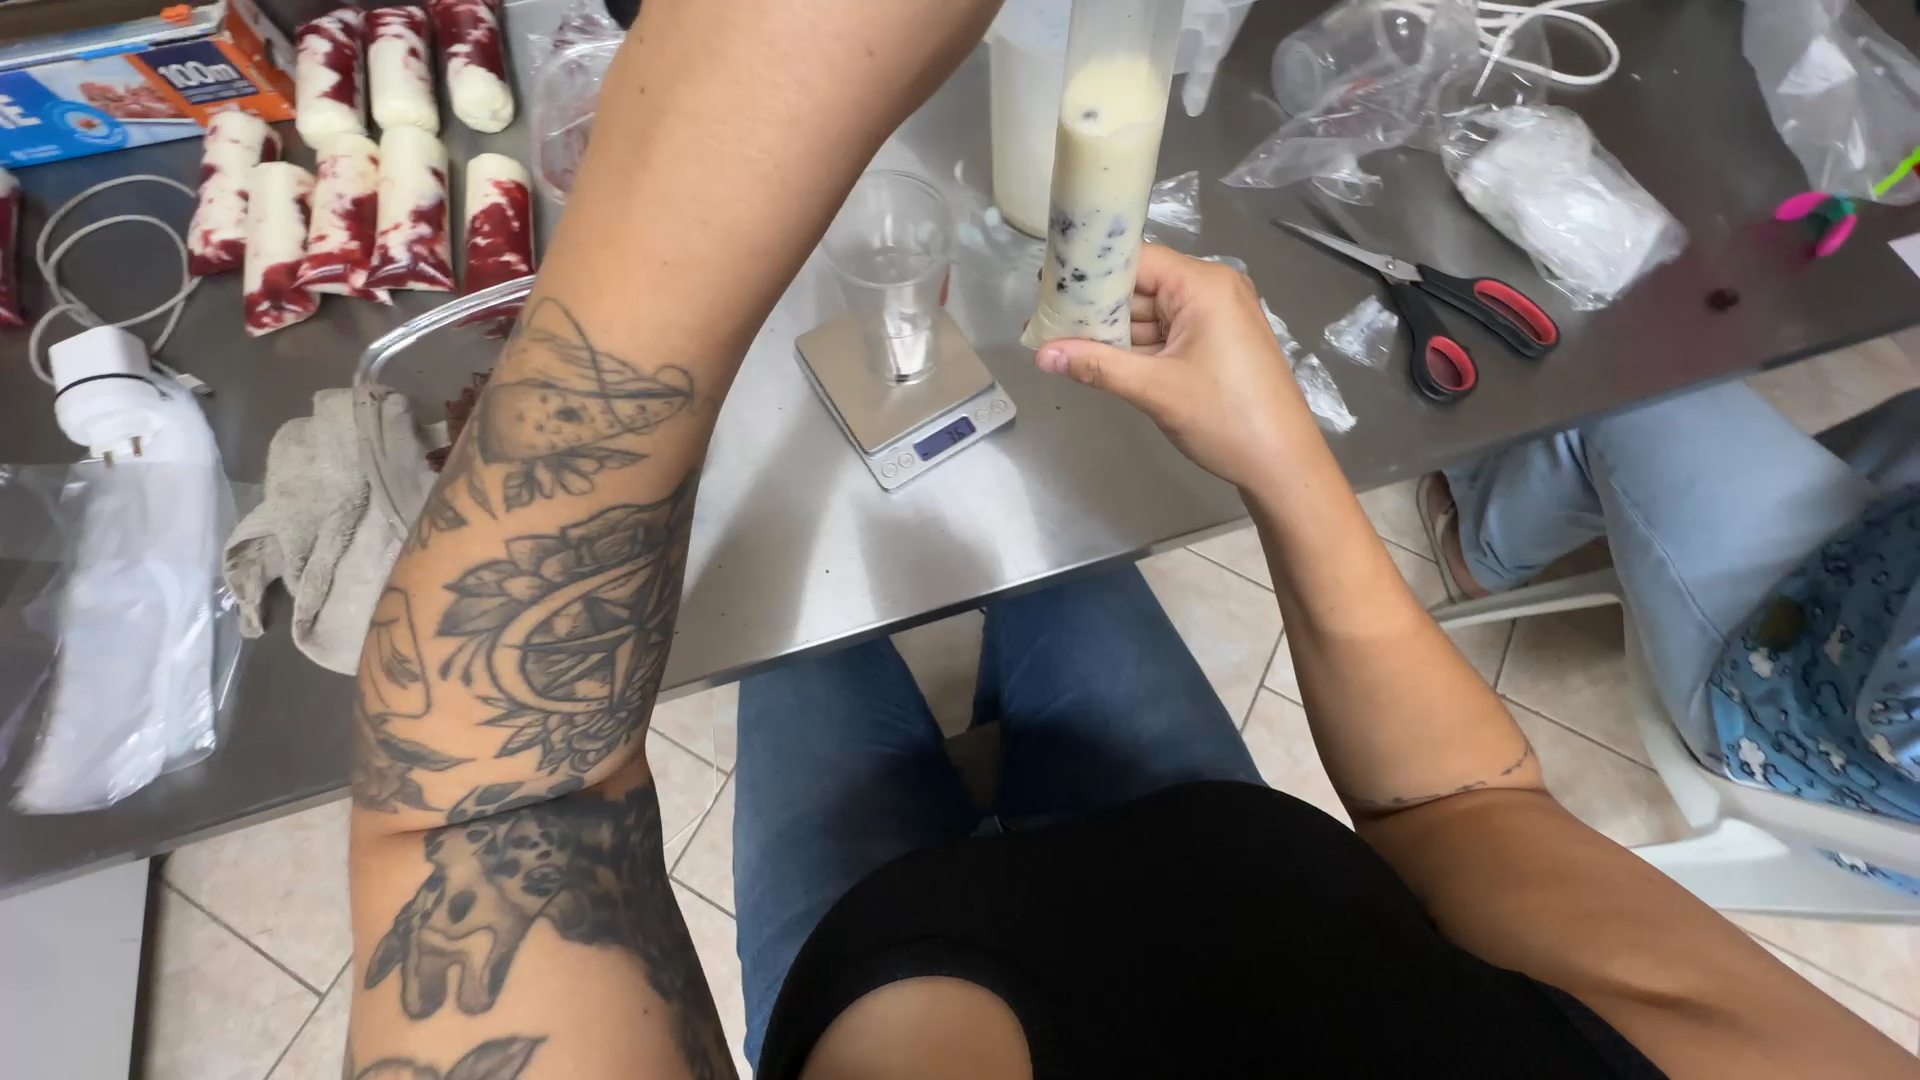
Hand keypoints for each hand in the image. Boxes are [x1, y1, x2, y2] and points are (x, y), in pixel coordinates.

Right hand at [1033, 244, 1320, 492]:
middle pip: (1140, 286)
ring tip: (1060, 341)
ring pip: (1149, 315)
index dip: (1091, 269)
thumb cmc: (1225, 418)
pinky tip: (1097, 359)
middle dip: (1095, 306)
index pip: (1137, 259)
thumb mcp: (1154, 390)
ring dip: (1110, 331)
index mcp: (1203, 286)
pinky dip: (1134, 348)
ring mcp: (1214, 319)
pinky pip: (1164, 336)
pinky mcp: (1214, 345)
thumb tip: (1041, 356)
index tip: (1047, 282)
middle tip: (1045, 319)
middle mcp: (1211, 291)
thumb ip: (1096, 367)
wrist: (1282, 463)